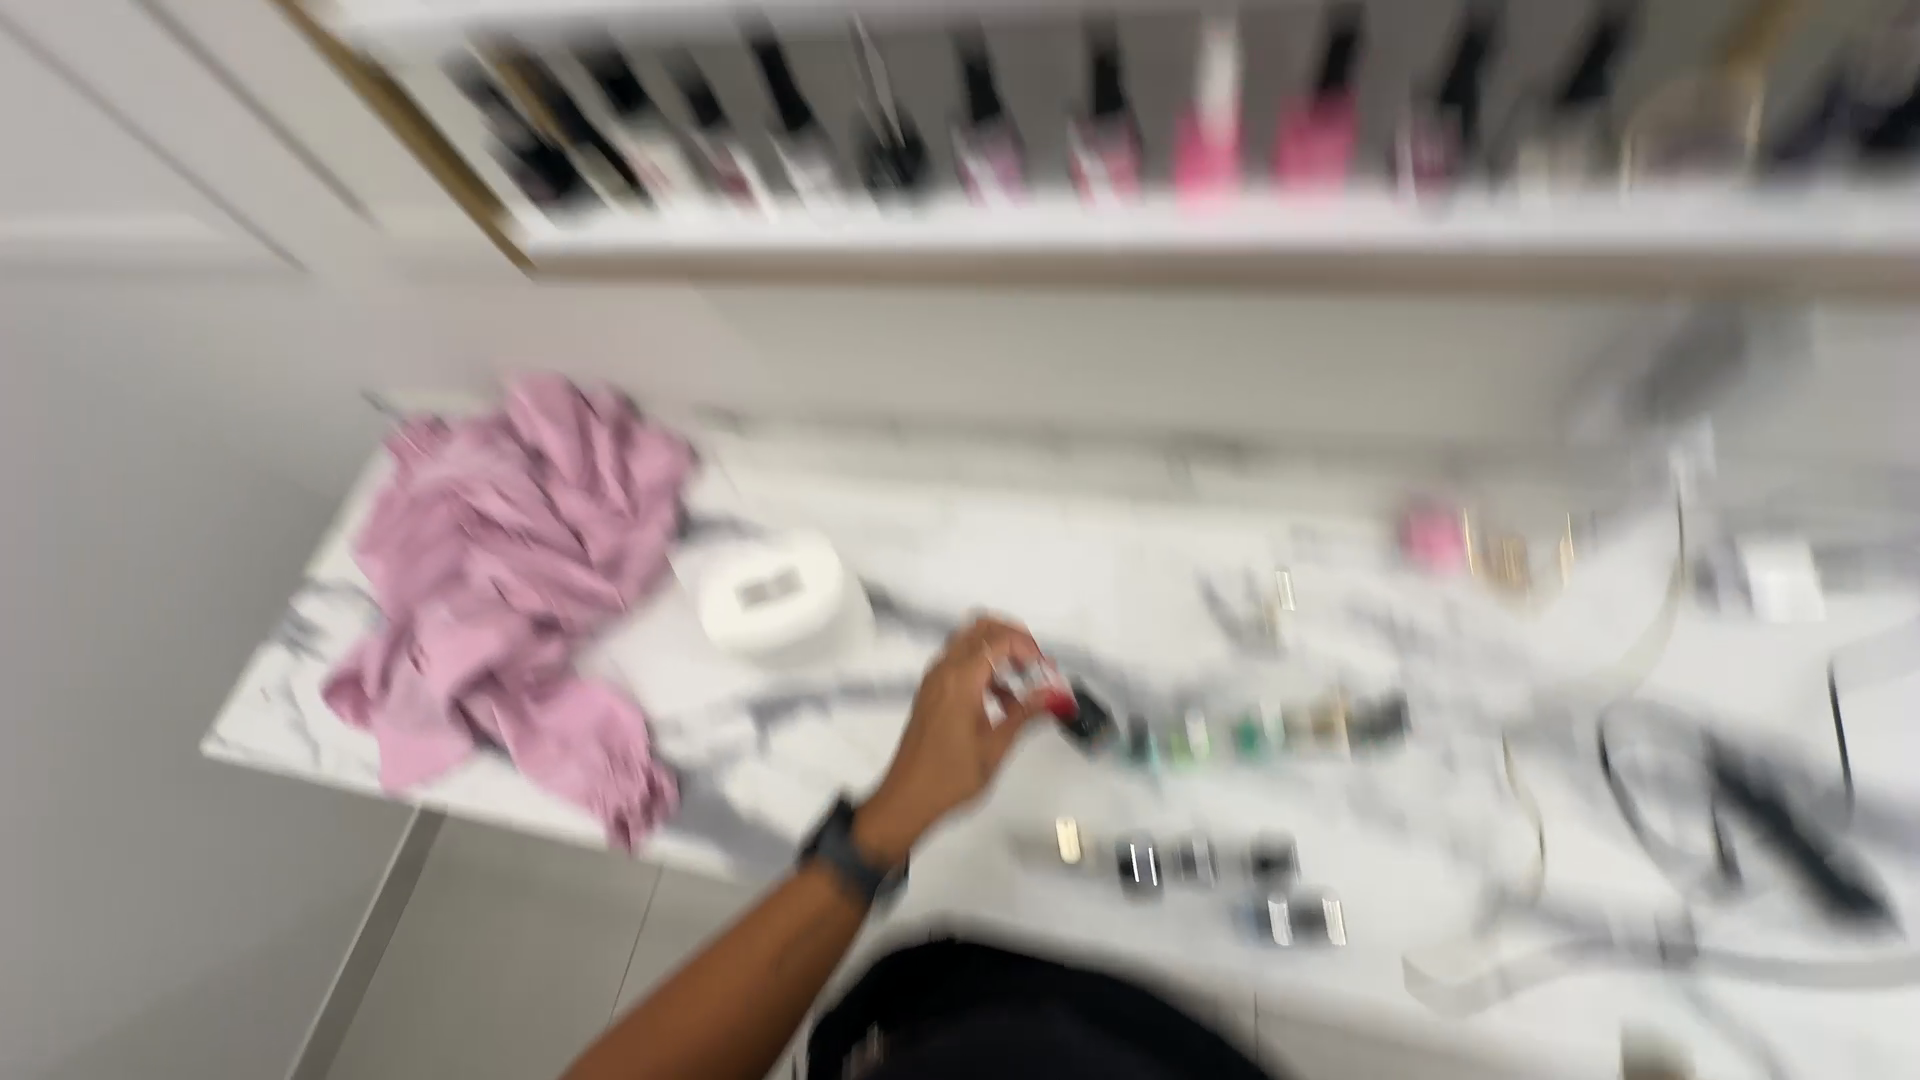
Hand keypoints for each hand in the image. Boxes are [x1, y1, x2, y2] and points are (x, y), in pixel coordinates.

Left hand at [854, 616, 1049, 865]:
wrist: (906, 799)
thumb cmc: (950, 777)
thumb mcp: (995, 747)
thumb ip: (1025, 713)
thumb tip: (1054, 693)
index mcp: (960, 680)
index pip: (1000, 641)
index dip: (1029, 648)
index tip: (1048, 670)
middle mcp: (944, 670)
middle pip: (981, 628)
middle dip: (1014, 638)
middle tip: (1036, 663)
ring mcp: (935, 679)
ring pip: (969, 642)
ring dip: (998, 652)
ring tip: (1023, 685)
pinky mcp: (931, 691)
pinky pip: (959, 662)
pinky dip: (983, 667)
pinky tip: (1002, 702)